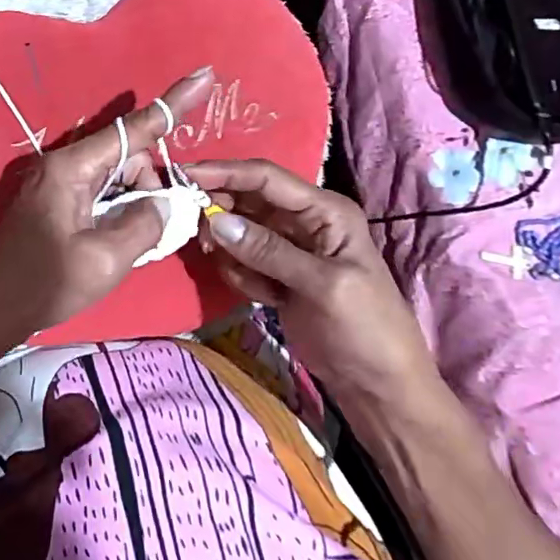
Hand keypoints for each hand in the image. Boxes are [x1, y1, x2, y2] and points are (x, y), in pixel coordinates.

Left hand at [0, 67, 216, 347]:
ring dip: (137, 203)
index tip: (204, 76)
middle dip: (151, 184)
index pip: (132, 130)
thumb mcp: (105, 259)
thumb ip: (144, 224)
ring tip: (137, 242)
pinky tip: (124, 240)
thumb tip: (161, 204)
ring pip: (116, 179)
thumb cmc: (45, 284)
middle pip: (127, 157)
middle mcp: (63, 167)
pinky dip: (120, 213)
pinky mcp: (57, 206)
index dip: (172, 105)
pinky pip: (101, 196)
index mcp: (71, 168)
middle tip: (159, 226)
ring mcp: (58, 186)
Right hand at [184, 160, 436, 396]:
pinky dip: (240, 274)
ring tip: (251, 282)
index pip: (265, 177)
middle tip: (198, 237)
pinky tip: (264, 298)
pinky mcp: (275, 274)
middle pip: (245, 199)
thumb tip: (216, 221)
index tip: (181, 174)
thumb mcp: (322, 286)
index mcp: (324, 210)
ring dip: (230, 252)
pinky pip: (240, 260)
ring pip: (237, 230)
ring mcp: (288, 248)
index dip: (223, 172)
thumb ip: (269, 251)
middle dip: (220, 213)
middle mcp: (304, 220)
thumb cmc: (366, 329)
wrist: (379, 387)